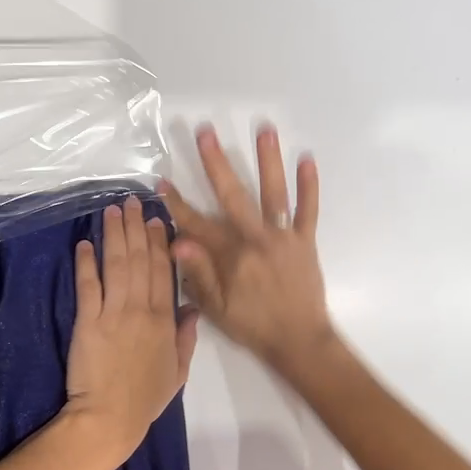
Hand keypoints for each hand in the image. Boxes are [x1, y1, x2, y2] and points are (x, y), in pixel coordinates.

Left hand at [61, 195, 199, 459]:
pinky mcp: (87, 322)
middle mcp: (141, 310)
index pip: (163, 273)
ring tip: (112, 211)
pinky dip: (87, 263)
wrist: (109, 417)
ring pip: (117, 266)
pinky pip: (88, 286)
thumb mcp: (177, 371)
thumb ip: (186, 338)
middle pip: (140, 260)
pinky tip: (86, 243)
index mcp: (165, 321)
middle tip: (132, 202)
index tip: (158, 221)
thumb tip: (192, 308)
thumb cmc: (143, 399)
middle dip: (137, 228)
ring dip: (114, 236)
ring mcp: (113, 314)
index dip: (160, 244)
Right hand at [160, 123, 334, 367]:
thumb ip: (197, 272)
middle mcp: (256, 238)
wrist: (298, 340)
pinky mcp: (305, 242)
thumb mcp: (215, 307)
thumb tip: (177, 240)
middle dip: (215, 162)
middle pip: (232, 194)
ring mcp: (283, 237)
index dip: (176, 203)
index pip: (195, 223)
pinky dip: (309, 185)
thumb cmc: (251, 326)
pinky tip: (307, 159)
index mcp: (230, 256)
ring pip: (273, 192)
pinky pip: (308, 210)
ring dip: (268, 159)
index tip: (161, 182)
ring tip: (264, 129)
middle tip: (205, 132)